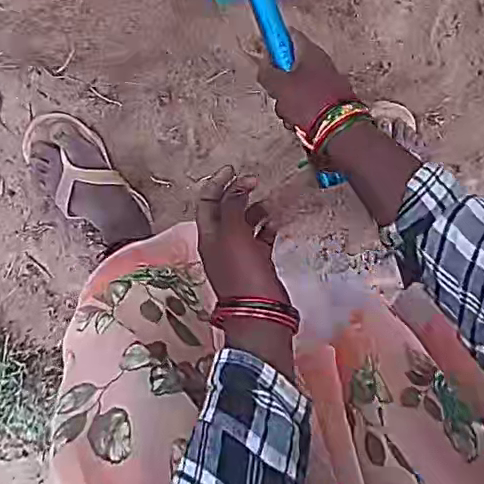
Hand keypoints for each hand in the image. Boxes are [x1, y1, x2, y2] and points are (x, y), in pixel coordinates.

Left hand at [194, 166, 287, 304]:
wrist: (260, 313)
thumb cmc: (242, 272)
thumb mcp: (233, 233)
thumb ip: (232, 206)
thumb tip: (237, 186)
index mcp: (208, 235)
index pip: (207, 201)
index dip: (218, 183)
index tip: (232, 170)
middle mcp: (220, 242)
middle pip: (225, 210)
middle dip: (238, 193)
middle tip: (254, 182)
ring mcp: (238, 253)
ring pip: (244, 223)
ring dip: (255, 210)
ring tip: (269, 203)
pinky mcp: (256, 262)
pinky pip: (260, 238)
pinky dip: (267, 228)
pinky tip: (276, 222)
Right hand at [254, 28, 356, 133]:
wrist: (339, 131)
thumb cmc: (309, 102)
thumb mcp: (278, 85)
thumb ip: (267, 72)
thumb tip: (264, 64)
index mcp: (310, 52)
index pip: (289, 34)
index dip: (274, 41)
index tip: (264, 54)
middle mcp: (321, 64)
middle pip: (290, 63)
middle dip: (278, 78)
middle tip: (275, 89)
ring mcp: (326, 83)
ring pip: (296, 86)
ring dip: (286, 99)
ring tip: (288, 111)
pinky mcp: (329, 101)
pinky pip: (306, 101)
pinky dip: (298, 110)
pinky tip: (297, 121)